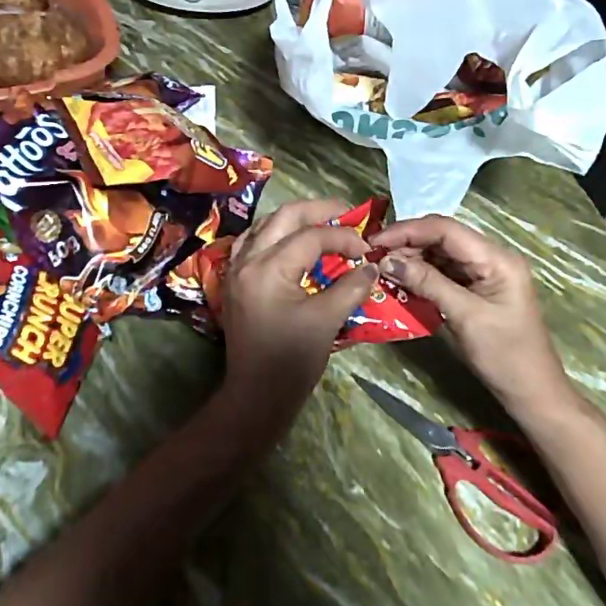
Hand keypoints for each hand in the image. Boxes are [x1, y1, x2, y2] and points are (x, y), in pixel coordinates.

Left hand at [218, 198, 376, 409]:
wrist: (256, 394)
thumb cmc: (292, 361)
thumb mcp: (327, 321)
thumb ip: (350, 287)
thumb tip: (370, 267)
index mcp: (268, 268)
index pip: (310, 236)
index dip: (342, 237)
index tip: (366, 249)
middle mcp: (247, 260)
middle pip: (283, 217)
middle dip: (317, 211)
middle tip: (347, 214)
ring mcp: (237, 269)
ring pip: (265, 225)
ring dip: (294, 220)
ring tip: (324, 223)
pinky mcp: (235, 280)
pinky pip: (254, 242)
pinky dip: (275, 234)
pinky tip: (292, 241)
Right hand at [371, 214, 571, 408]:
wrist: (532, 393)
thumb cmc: (505, 355)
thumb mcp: (464, 316)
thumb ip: (427, 283)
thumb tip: (387, 261)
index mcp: (496, 258)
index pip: (445, 229)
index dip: (407, 231)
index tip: (375, 242)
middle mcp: (491, 257)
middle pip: (442, 236)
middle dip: (406, 242)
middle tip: (374, 256)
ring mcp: (484, 273)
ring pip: (440, 252)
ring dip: (411, 257)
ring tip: (382, 267)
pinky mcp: (476, 288)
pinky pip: (443, 270)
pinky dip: (420, 273)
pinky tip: (400, 279)